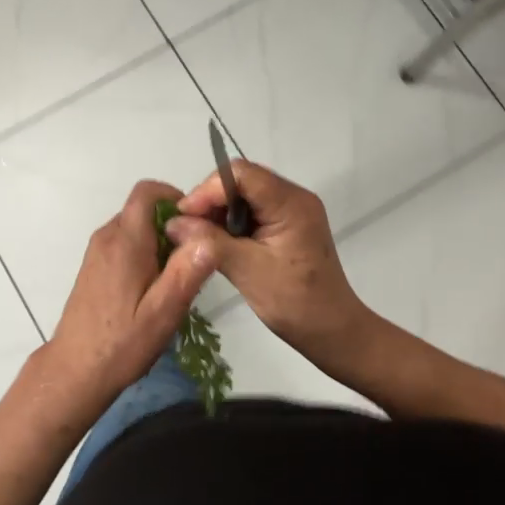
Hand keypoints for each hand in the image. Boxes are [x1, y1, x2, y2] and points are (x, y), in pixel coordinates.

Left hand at [47, 181, 218, 398]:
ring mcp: (97, 252)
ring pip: (135, 228)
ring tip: (176, 278)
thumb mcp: (163, 313)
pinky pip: (124, 244)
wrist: (76, 370)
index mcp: (125, 242)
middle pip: (143, 210)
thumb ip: (186, 272)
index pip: (147, 192)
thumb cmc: (122, 343)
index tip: (196, 225)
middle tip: (193, 259)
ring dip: (159, 242)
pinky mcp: (94, 267)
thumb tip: (209, 238)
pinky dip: (143, 254)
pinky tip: (153, 289)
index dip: (174, 196)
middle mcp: (107, 238)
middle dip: (172, 225)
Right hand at [167, 161, 368, 350]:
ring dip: (219, 212)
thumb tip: (172, 224)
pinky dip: (231, 223)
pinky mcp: (288, 226)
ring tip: (198, 237)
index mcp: (291, 203)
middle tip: (187, 228)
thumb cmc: (294, 302)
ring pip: (245, 195)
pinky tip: (217, 243)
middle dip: (211, 200)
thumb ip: (209, 243)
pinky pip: (253, 212)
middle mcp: (294, 198)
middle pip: (242, 180)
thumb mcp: (247, 271)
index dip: (208, 189)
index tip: (184, 216)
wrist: (332, 330)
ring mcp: (292, 211)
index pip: (241, 174)